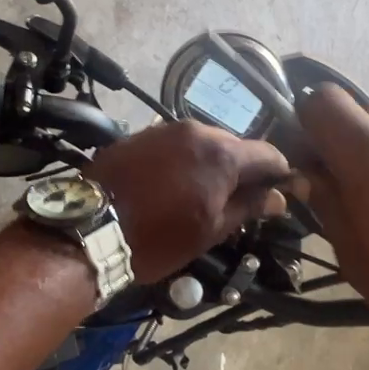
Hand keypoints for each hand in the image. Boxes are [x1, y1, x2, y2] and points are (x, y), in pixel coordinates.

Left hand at [83, 121, 289, 282]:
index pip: (268, 153)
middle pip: (233, 145)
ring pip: (202, 143)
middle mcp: (195, 130)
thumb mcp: (210, 230)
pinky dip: (180, 161)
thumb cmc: (157, 239)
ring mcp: (162, 130)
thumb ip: (248, 207)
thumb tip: (278, 198)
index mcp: (221, 154)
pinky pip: (172, 145)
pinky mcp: (136, 136)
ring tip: (200, 195)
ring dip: (208, 165)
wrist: (90, 231)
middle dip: (240, 170)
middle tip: (235, 201)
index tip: (277, 192)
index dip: (277, 173)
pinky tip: (171, 185)